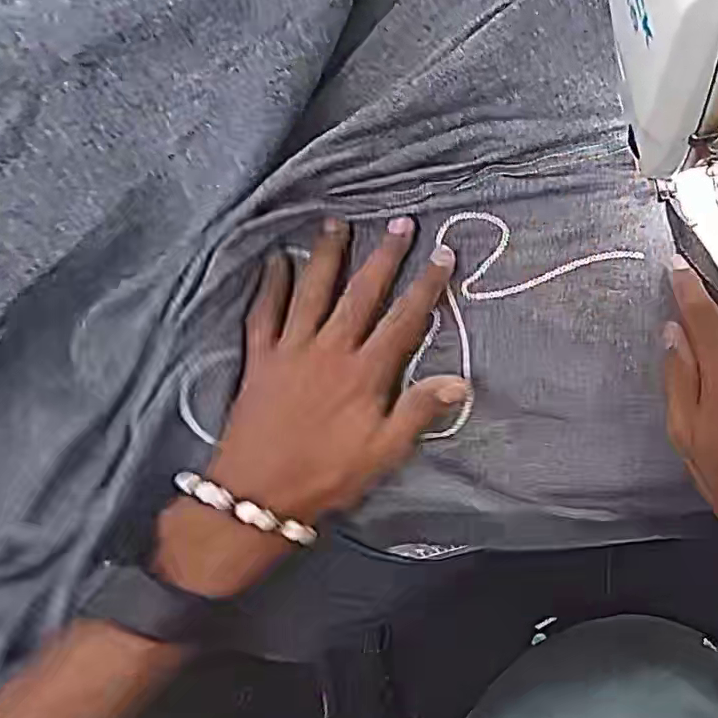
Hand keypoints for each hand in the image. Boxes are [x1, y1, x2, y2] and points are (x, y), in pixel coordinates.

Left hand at [155, 217, 466, 596]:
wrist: (256, 495)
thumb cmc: (328, 474)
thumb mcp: (384, 451)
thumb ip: (419, 411)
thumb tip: (461, 382)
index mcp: (366, 373)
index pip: (404, 319)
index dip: (426, 285)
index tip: (441, 254)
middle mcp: (330, 350)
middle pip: (362, 294)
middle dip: (384, 256)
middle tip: (399, 223)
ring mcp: (291, 350)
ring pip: (312, 292)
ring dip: (327, 256)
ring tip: (336, 222)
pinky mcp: (260, 359)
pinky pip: (264, 314)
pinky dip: (271, 285)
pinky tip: (276, 261)